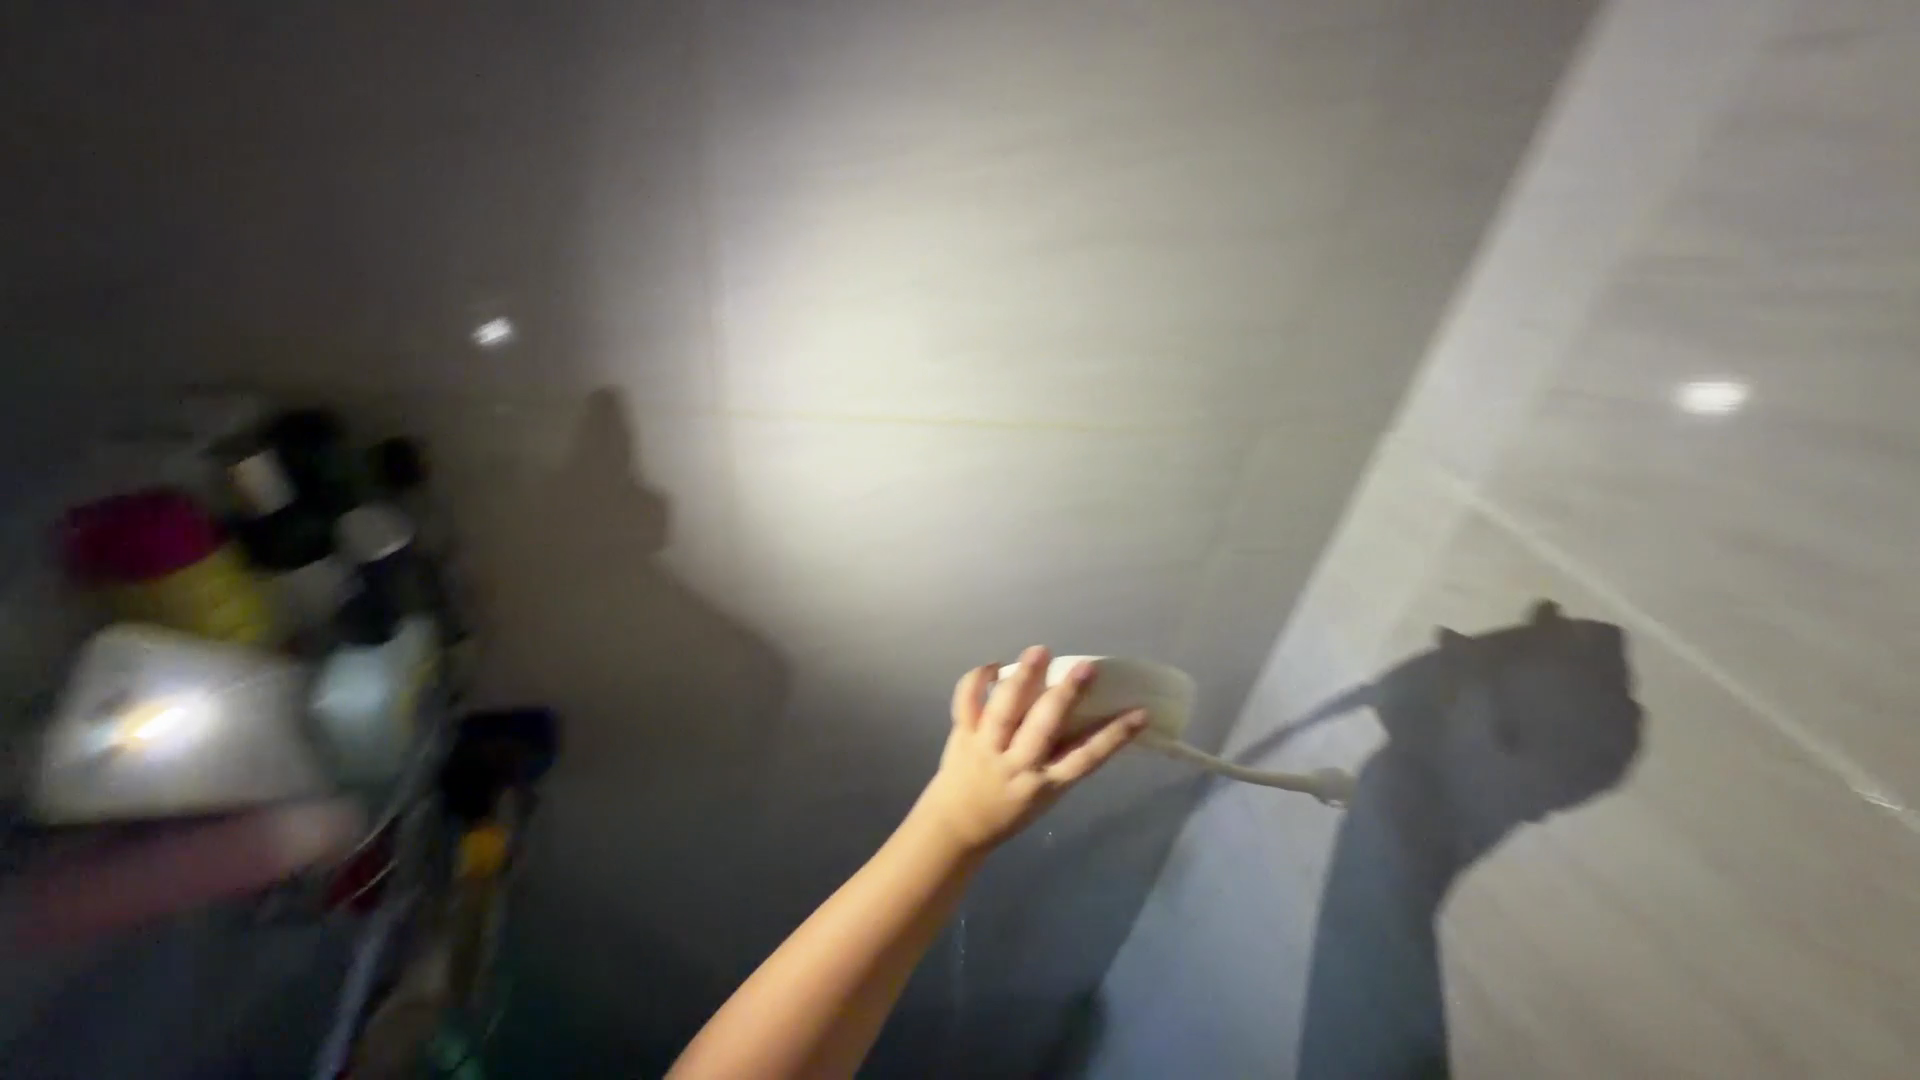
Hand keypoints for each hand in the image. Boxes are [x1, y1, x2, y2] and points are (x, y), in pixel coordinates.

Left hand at [912, 646, 1146, 852]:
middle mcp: (1017, 765)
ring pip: (1005, 710)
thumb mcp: (1045, 796)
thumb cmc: (1009, 811)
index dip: (1115, 736)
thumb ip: (1061, 759)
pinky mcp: (963, 736)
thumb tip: (1085, 714)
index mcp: (1045, 785)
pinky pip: (967, 703)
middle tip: (1087, 667)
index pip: (1086, 758)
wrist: (956, 826)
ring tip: (1040, 652)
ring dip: (1023, 677)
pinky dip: (978, 680)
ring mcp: (987, 749)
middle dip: (1067, 694)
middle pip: (1045, 726)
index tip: (1140, 713)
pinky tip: (994, 665)